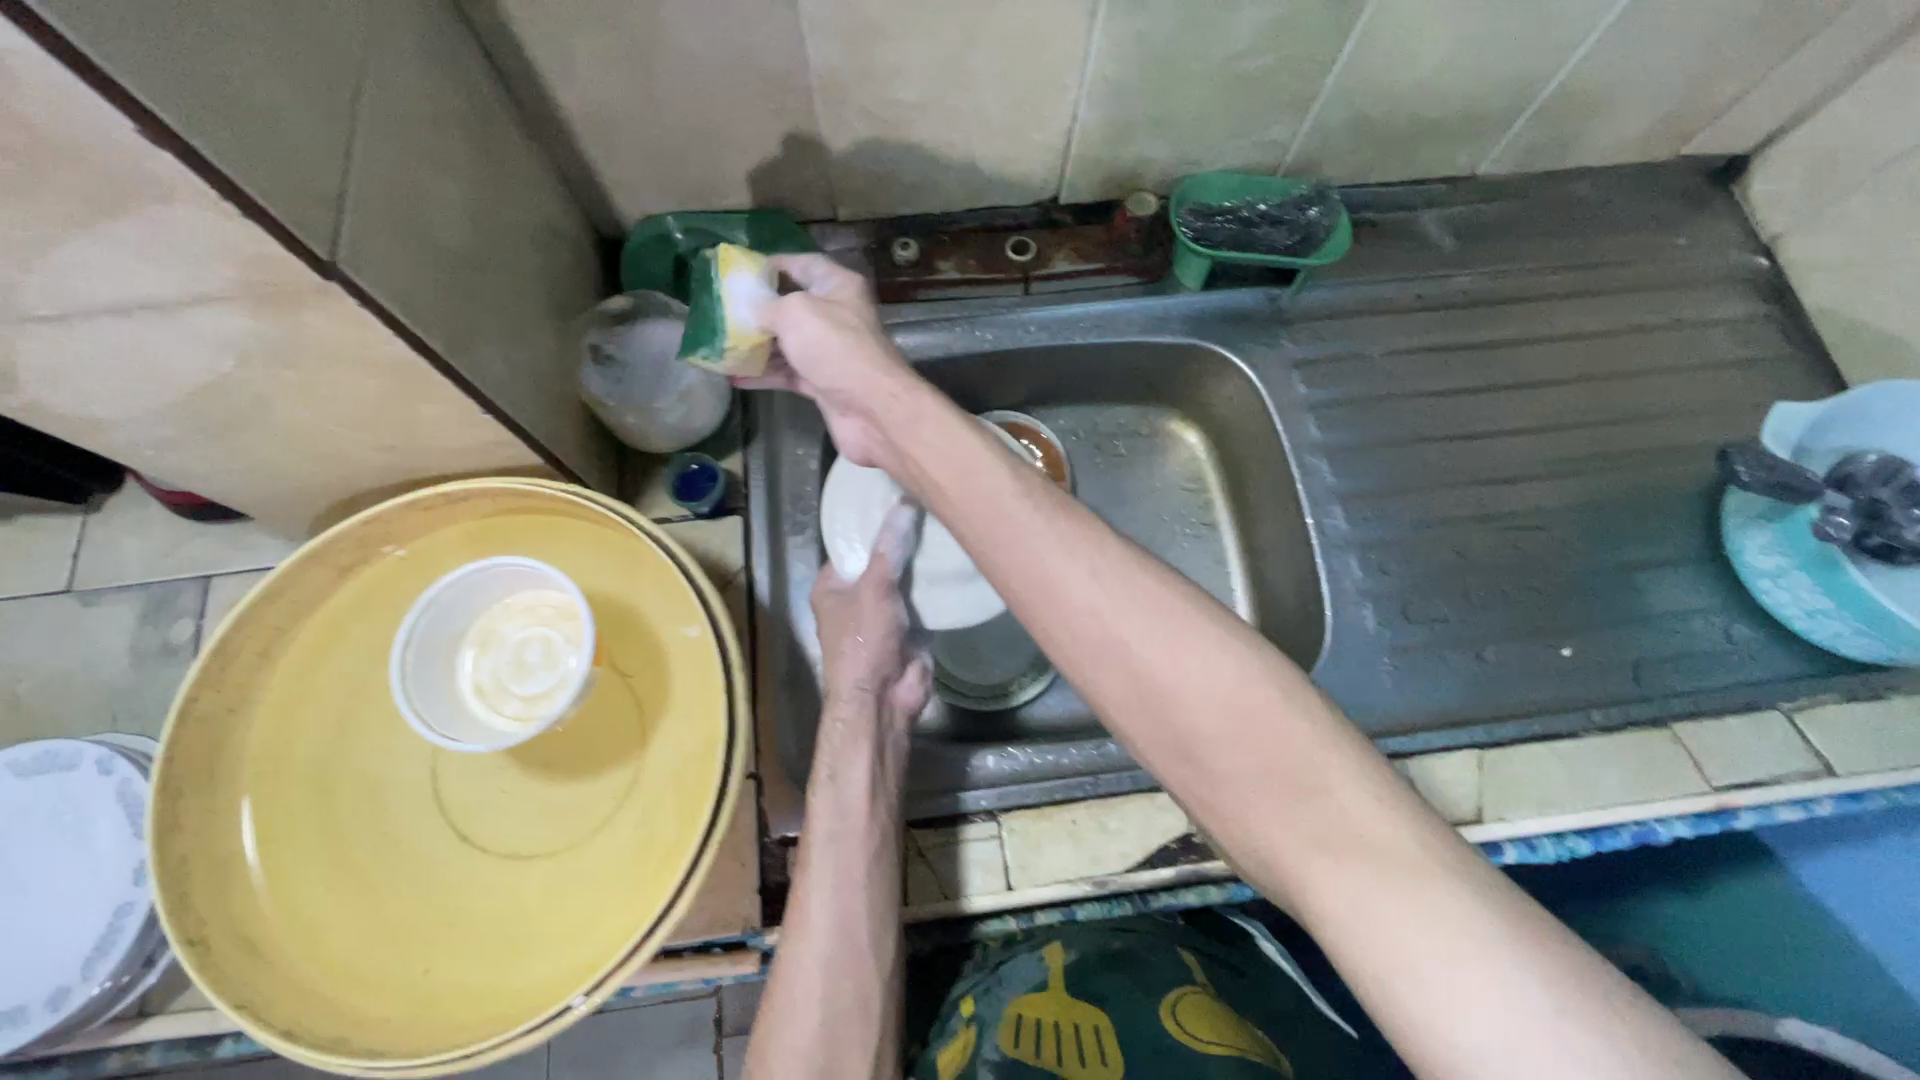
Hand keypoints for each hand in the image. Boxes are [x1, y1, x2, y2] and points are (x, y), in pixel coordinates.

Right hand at [734, 254, 921, 470]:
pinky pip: (789, 373)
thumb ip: (767, 306)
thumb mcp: (795, 312)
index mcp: (838, 287)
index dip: (773, 265)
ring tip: (720, 343)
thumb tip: (750, 309)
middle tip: (721, 311)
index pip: (803, 265)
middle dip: (758, 310)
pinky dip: (764, 374)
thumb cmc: (835, 348)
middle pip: (792, 306)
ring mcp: (830, 353)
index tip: (740, 271)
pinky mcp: (824, 384)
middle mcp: (837, 316)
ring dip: (756, 345)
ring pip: (788, 343)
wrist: (872, 409)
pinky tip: (734, 375)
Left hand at [811, 499, 931, 723]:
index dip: (873, 524)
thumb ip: (889, 548)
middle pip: (881, 561)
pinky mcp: (909, 629)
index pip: (852, 545)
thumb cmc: (863, 642)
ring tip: (947, 529)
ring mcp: (883, 615)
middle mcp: (854, 599)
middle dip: (903, 543)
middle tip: (931, 511)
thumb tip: (905, 505)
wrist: (883, 699)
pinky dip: (936, 588)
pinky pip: (923, 601)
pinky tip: (955, 562)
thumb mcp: (873, 588)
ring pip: (905, 581)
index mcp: (831, 587)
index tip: (899, 500)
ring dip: (923, 566)